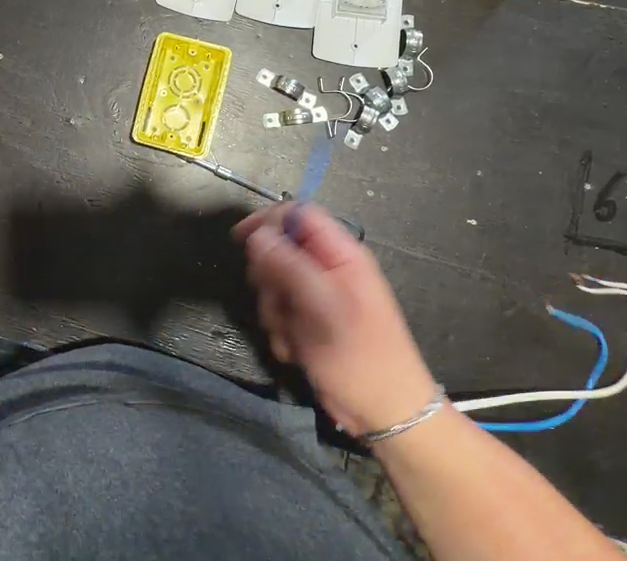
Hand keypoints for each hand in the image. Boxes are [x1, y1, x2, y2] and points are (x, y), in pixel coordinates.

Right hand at [234, 203, 439, 436]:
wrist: (384, 412)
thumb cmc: (361, 357)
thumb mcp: (324, 308)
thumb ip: (290, 266)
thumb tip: (258, 236)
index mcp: (341, 255)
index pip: (299, 214)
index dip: (270, 220)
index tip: (242, 240)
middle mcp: (328, 269)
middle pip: (279, 249)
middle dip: (269, 277)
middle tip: (277, 301)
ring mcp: (318, 297)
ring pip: (273, 283)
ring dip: (274, 310)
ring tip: (292, 335)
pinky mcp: (309, 322)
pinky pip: (279, 312)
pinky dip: (280, 330)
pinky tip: (296, 350)